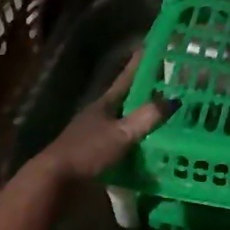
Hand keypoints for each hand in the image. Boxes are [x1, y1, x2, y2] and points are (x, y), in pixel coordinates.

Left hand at [24, 54, 169, 183]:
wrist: (55, 183)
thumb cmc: (87, 152)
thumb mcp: (121, 133)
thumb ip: (147, 117)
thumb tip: (174, 100)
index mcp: (104, 104)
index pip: (126, 78)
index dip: (139, 63)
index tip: (152, 46)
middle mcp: (101, 115)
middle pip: (127, 98)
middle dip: (147, 90)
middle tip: (171, 83)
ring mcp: (98, 135)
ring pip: (126, 119)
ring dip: (144, 116)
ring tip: (167, 113)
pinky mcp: (98, 155)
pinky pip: (125, 141)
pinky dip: (140, 139)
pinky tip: (153, 144)